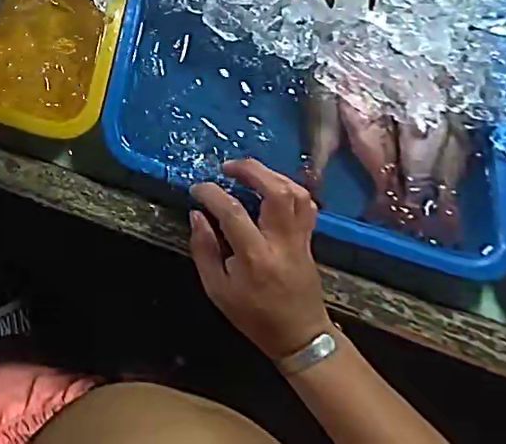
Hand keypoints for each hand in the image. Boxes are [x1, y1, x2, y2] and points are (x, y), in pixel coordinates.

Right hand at [188, 158, 331, 363]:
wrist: (302, 339)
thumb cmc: (254, 316)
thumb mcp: (216, 288)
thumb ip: (203, 248)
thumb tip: (196, 214)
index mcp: (255, 257)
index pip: (232, 211)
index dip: (210, 193)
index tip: (196, 191)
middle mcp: (282, 244)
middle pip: (278, 193)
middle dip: (251, 171)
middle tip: (227, 168)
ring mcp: (301, 241)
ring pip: (298, 195)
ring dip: (271, 175)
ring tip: (247, 172)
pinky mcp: (309, 241)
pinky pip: (306, 206)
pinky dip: (287, 188)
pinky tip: (267, 187)